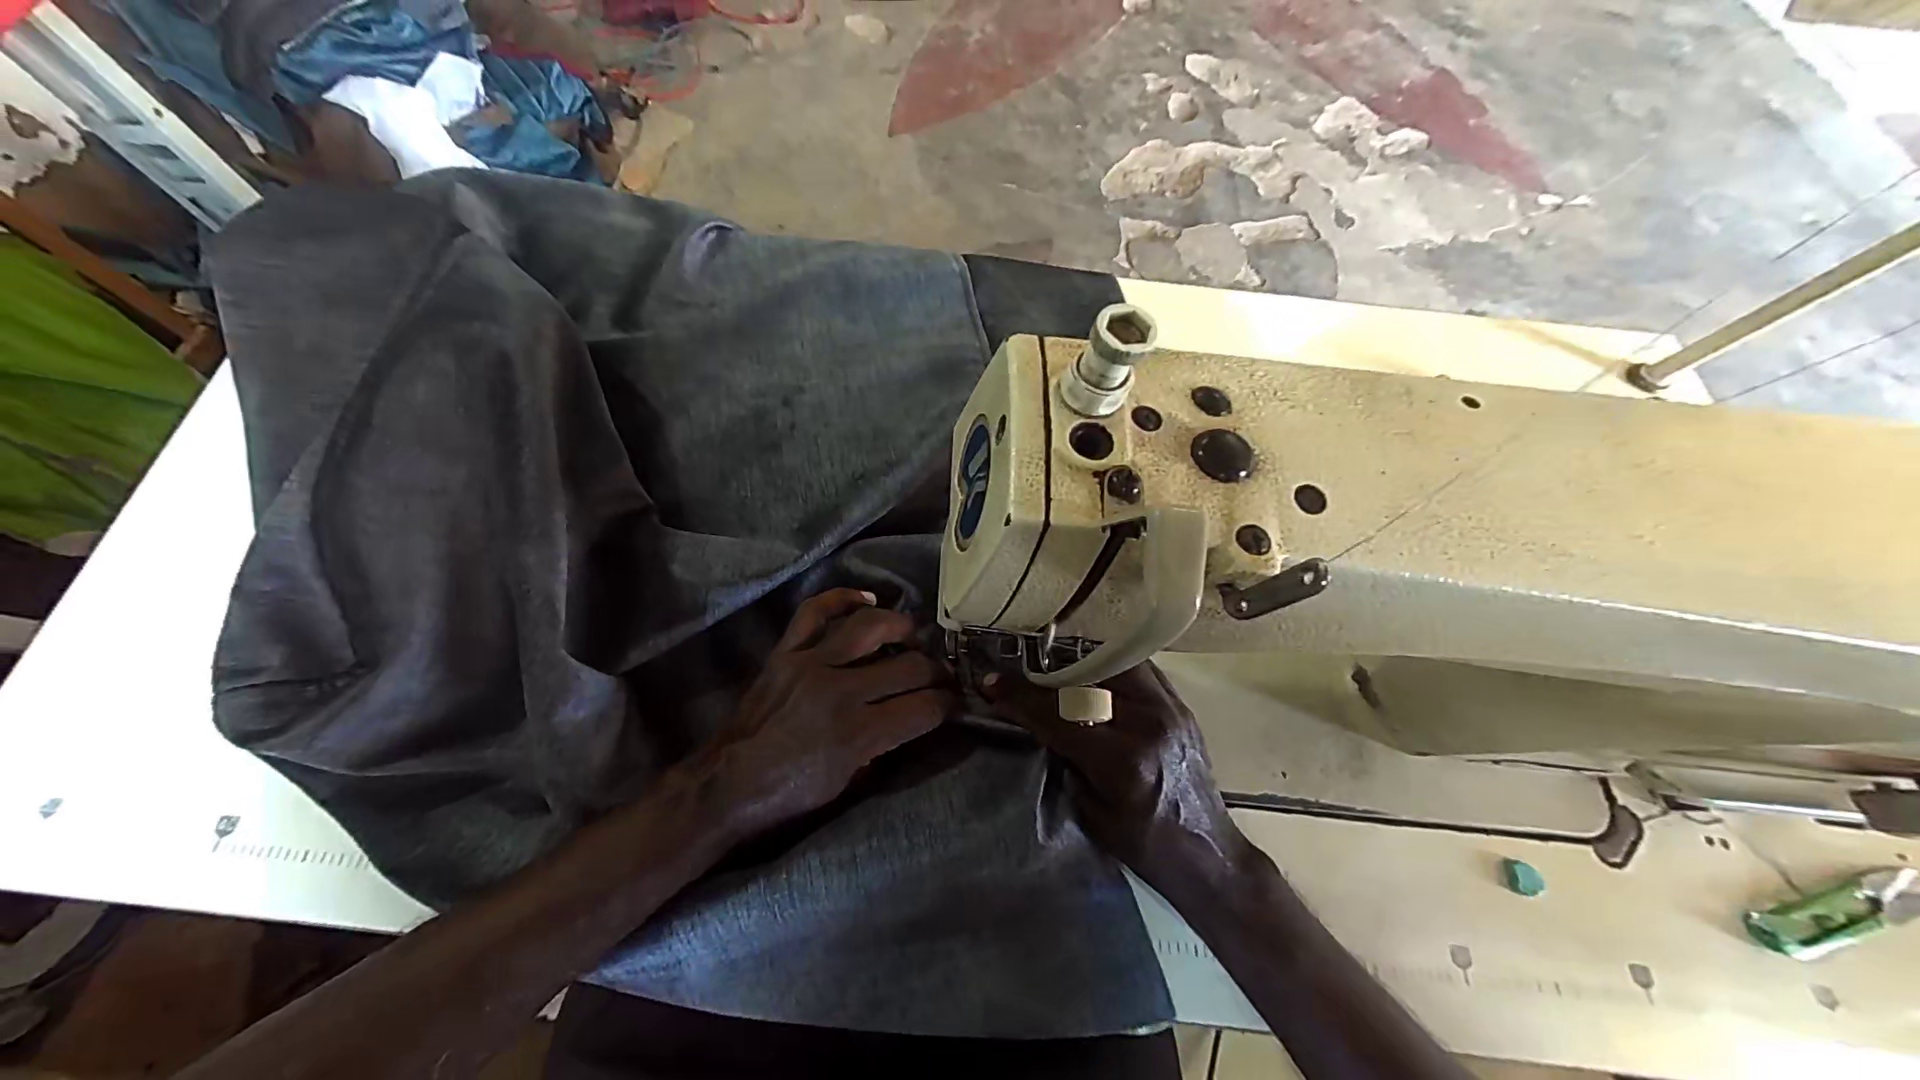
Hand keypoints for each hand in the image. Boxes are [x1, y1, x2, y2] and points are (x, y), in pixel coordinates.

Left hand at [712, 589, 954, 824]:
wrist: (727, 784)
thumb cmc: (791, 793)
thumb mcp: (848, 781)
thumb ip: (884, 745)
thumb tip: (913, 716)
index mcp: (858, 734)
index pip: (924, 708)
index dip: (949, 705)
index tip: (956, 702)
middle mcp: (840, 691)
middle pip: (908, 667)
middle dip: (937, 672)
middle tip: (942, 676)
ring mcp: (810, 664)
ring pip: (870, 627)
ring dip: (901, 627)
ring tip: (913, 634)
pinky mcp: (786, 652)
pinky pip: (816, 611)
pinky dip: (843, 599)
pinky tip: (867, 601)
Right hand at [983, 662, 1249, 885]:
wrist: (1207, 855)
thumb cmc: (1143, 846)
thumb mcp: (1089, 811)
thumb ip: (1063, 759)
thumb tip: (1035, 720)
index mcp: (1121, 760)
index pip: (1058, 715)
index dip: (1020, 697)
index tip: (993, 684)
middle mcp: (1149, 725)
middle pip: (1087, 677)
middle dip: (1049, 674)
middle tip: (1026, 676)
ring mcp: (1170, 711)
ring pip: (1117, 665)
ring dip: (1083, 666)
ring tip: (1060, 673)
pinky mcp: (1181, 709)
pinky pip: (1141, 672)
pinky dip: (1113, 671)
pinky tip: (1096, 679)